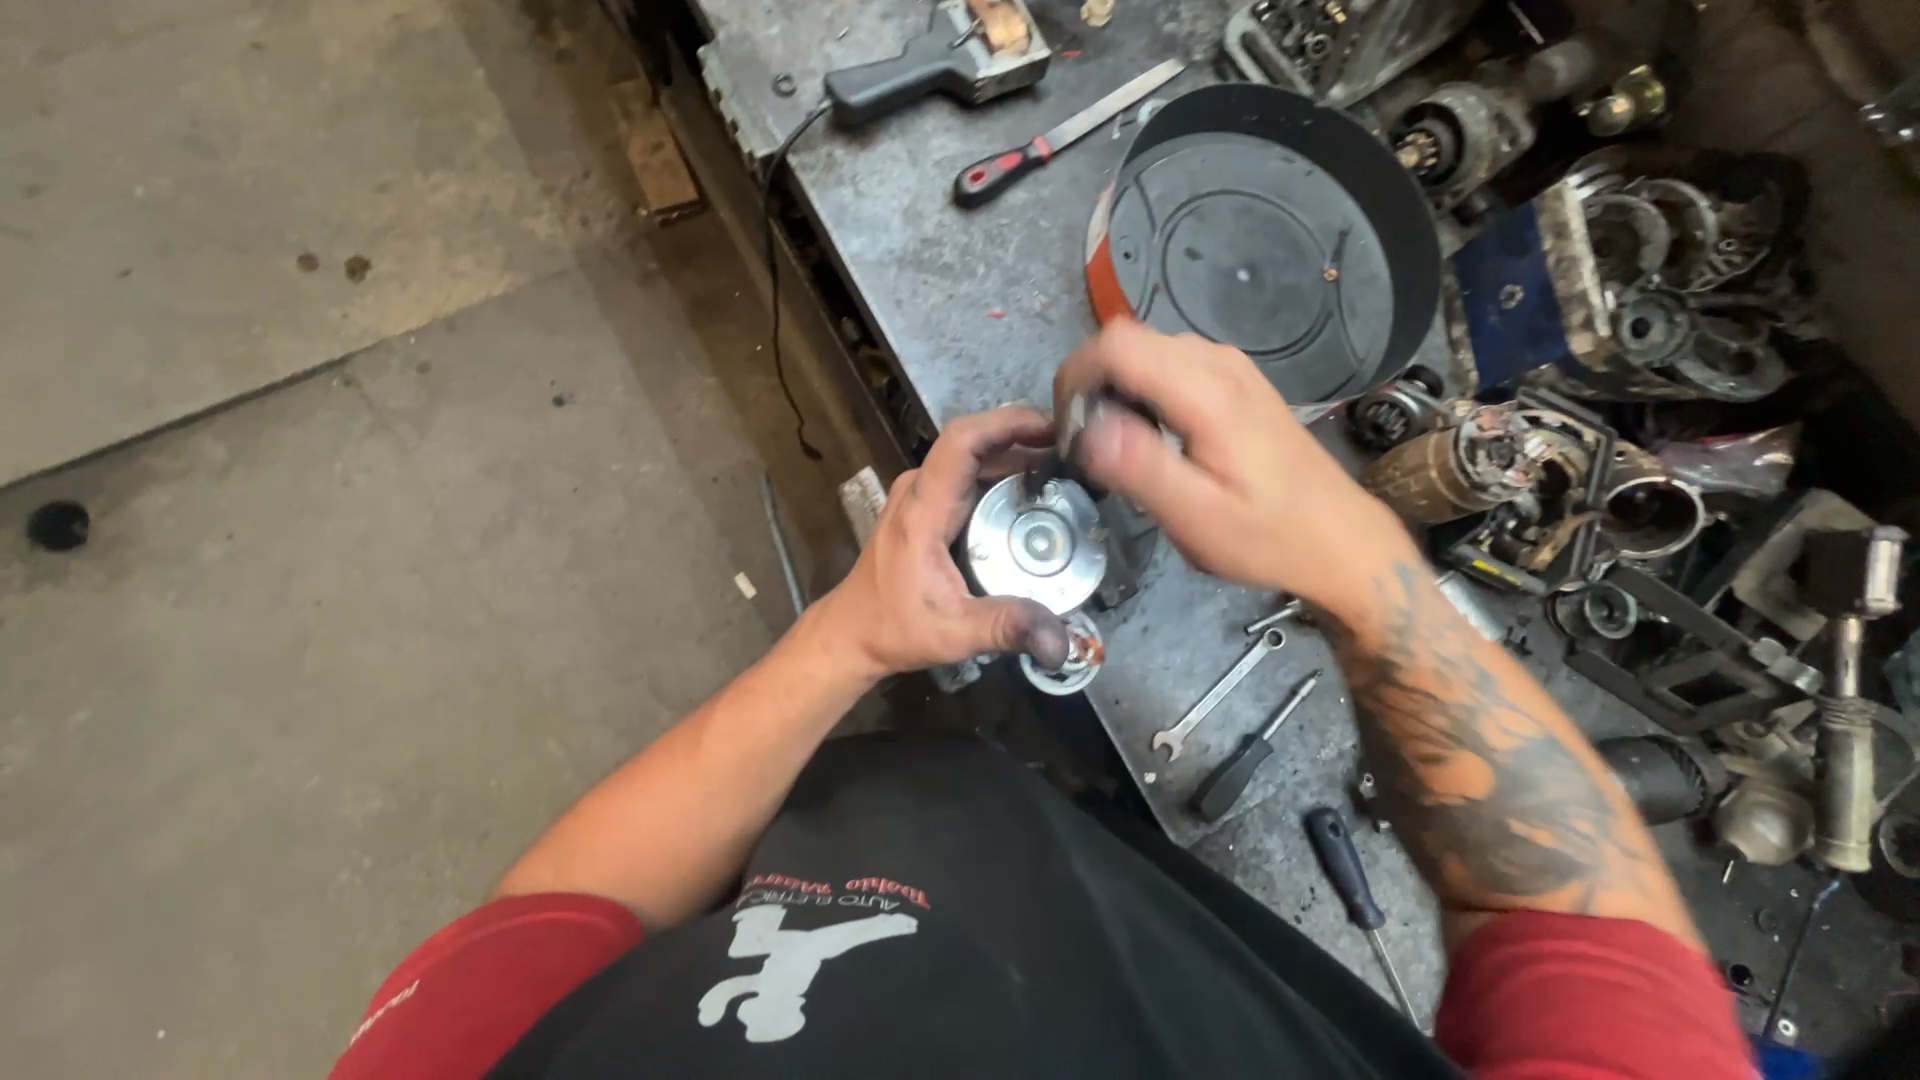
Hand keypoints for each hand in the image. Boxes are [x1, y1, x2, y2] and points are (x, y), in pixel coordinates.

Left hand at [812, 407, 1071, 679]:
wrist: (852, 634)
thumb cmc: (892, 629)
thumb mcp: (951, 634)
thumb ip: (1004, 628)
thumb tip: (1059, 640)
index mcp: (922, 509)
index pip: (962, 441)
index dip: (1007, 423)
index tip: (1053, 427)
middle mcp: (919, 491)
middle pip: (974, 445)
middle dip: (1026, 440)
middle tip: (1077, 456)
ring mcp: (920, 496)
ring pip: (973, 459)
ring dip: (1017, 457)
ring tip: (1068, 471)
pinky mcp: (927, 508)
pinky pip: (969, 477)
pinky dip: (1003, 477)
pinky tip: (1036, 493)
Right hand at [1056, 320, 1417, 620]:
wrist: (1338, 538)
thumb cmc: (1268, 536)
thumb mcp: (1198, 517)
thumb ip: (1140, 467)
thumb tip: (1086, 428)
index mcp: (1207, 392)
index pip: (1115, 345)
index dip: (1075, 378)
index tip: (1068, 430)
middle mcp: (1218, 363)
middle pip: (1125, 342)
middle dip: (1089, 386)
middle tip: (1085, 446)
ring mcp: (1230, 368)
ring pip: (1145, 351)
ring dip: (1114, 390)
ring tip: (1114, 447)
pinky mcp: (1234, 381)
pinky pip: (1169, 365)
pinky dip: (1141, 391)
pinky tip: (1150, 437)